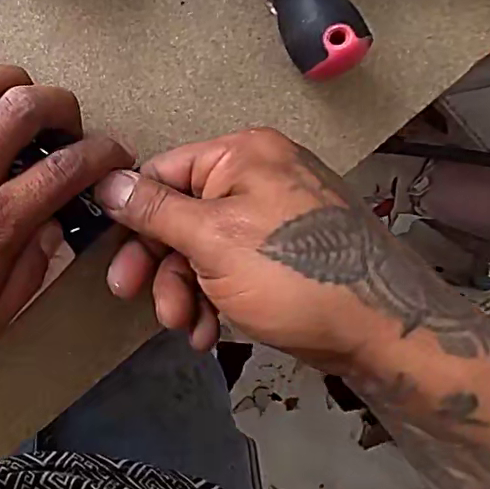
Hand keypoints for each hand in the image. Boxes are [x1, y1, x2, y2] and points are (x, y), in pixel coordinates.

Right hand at [92, 128, 489, 365]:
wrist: (384, 332)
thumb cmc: (295, 275)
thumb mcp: (210, 239)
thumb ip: (153, 209)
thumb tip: (105, 180)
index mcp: (240, 156)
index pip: (161, 174)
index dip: (133, 219)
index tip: (117, 259)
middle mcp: (255, 176)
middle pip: (177, 217)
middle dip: (160, 267)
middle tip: (134, 297)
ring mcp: (269, 217)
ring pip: (199, 249)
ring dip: (183, 291)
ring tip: (186, 327)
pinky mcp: (280, 253)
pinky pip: (227, 266)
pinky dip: (212, 298)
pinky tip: (209, 331)